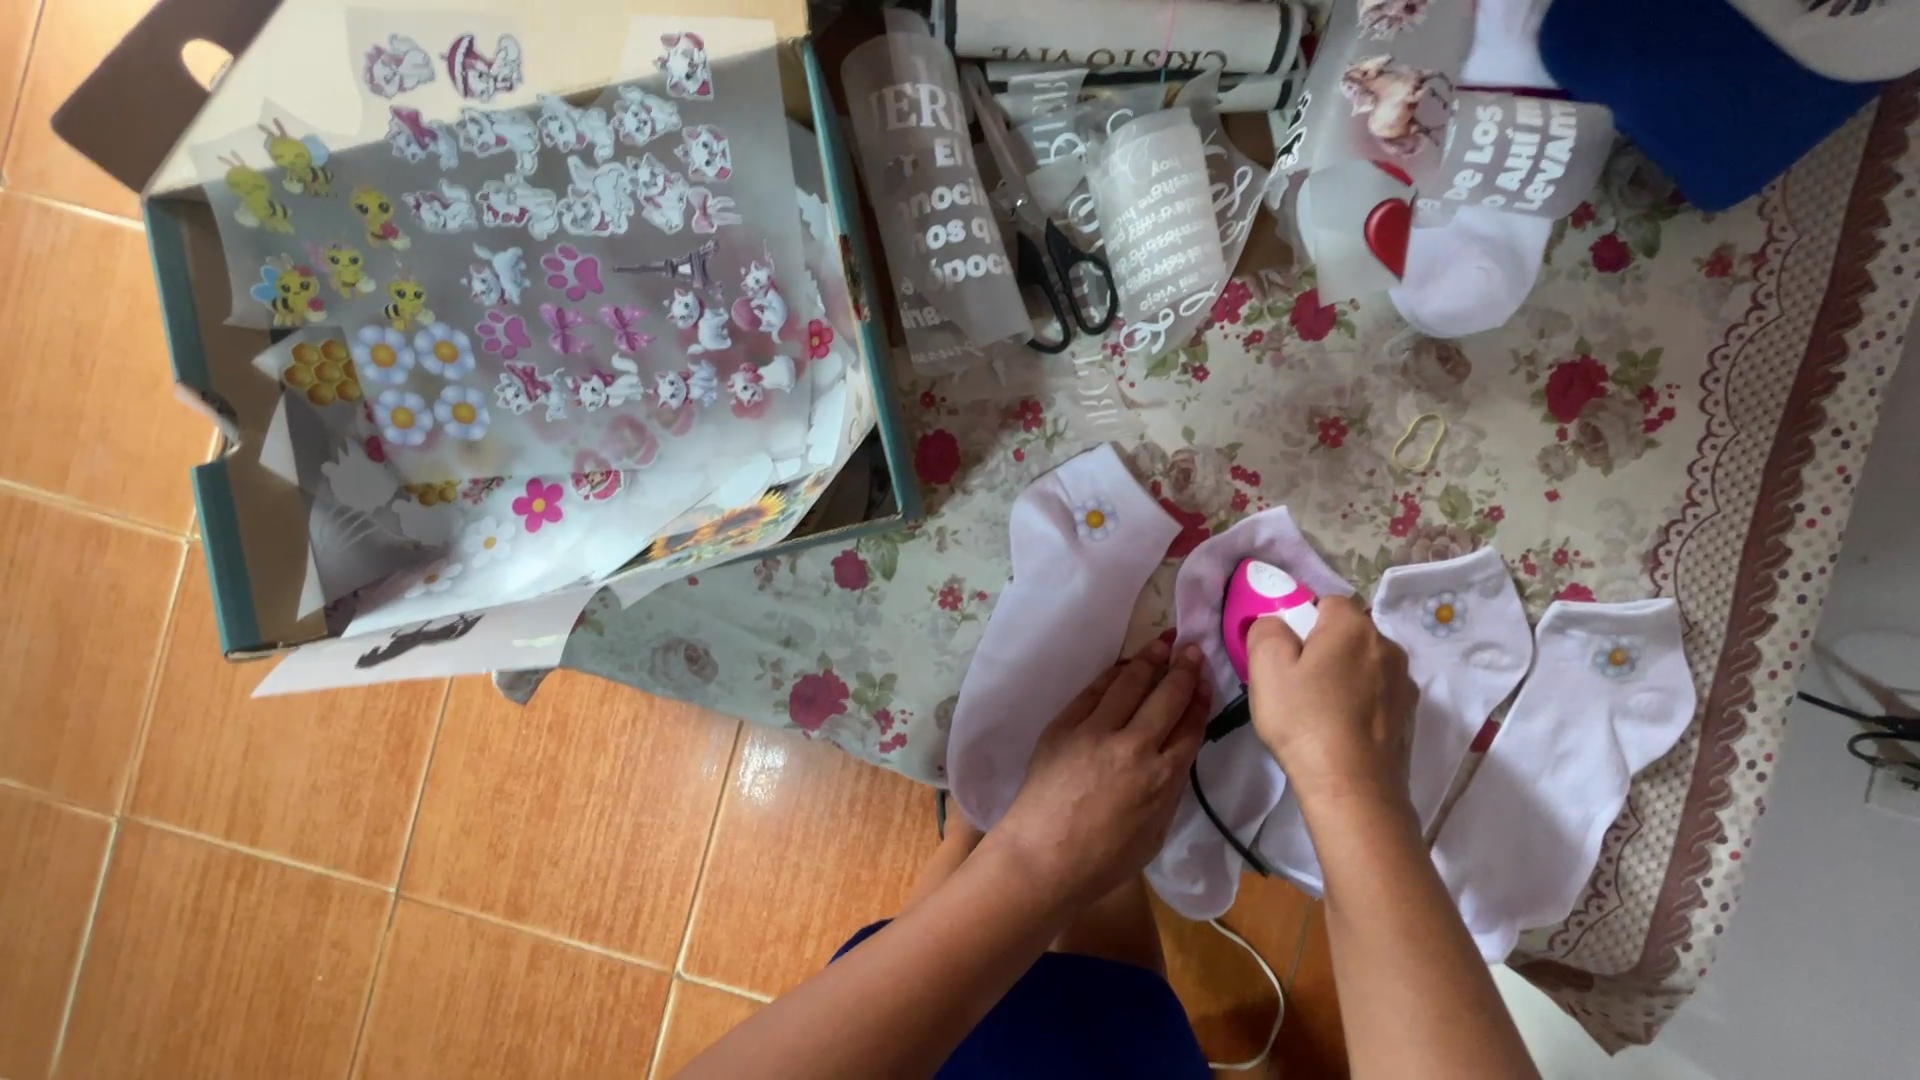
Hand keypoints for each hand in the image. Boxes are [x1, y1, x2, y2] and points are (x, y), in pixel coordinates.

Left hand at [991, 639, 1210, 907]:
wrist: (1042, 857)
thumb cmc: (1103, 860)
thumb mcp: (1155, 831)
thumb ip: (1167, 788)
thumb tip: (1170, 756)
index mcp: (1163, 778)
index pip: (1190, 726)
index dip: (1201, 698)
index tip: (1207, 679)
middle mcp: (1135, 746)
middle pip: (1166, 697)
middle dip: (1183, 669)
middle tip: (1192, 648)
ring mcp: (1097, 731)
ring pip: (1130, 684)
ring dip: (1150, 659)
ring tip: (1164, 641)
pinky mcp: (1065, 725)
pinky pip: (1095, 691)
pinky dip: (1113, 673)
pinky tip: (1125, 663)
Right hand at [1246, 596, 1417, 811]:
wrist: (1352, 787)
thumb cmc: (1304, 720)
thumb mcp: (1266, 668)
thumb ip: (1266, 631)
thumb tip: (1276, 624)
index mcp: (1353, 627)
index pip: (1326, 602)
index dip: (1301, 620)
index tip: (1284, 651)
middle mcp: (1388, 647)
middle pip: (1347, 633)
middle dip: (1323, 647)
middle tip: (1295, 680)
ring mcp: (1404, 683)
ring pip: (1364, 663)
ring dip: (1344, 674)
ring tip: (1319, 708)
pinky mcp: (1409, 716)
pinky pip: (1377, 693)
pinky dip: (1360, 701)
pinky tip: (1341, 727)